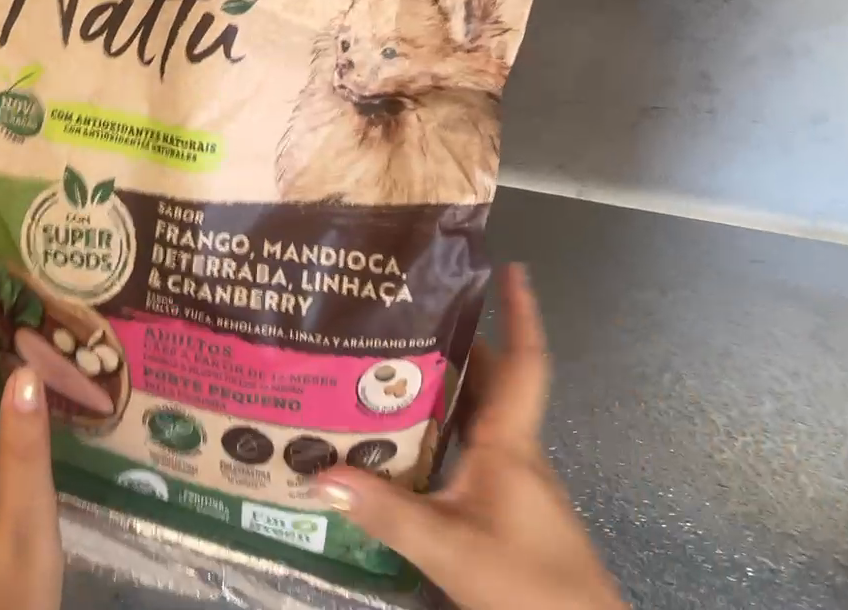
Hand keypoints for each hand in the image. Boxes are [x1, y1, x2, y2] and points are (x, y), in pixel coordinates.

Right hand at [311, 265, 625, 609]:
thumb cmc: (529, 586)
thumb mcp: (450, 547)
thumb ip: (386, 511)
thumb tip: (318, 472)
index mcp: (510, 443)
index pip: (524, 364)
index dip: (520, 314)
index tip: (511, 269)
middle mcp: (514, 451)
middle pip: (492, 381)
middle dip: (459, 343)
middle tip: (407, 313)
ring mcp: (513, 481)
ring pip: (479, 415)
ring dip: (447, 386)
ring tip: (389, 364)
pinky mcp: (505, 506)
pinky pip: (470, 447)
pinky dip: (441, 428)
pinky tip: (404, 439)